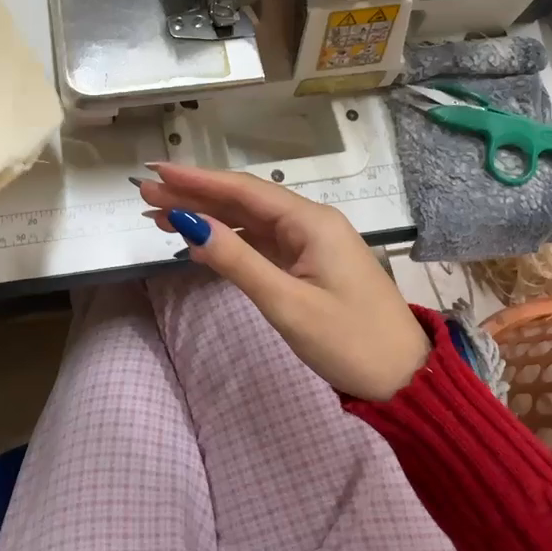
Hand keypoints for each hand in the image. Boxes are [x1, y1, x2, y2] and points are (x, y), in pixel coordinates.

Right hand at [137, 163, 429, 400]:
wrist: (406, 380)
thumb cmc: (350, 341)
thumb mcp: (288, 304)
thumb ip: (237, 261)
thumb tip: (189, 224)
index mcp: (310, 221)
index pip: (243, 190)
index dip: (197, 179)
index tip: (157, 170)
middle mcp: (310, 222)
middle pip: (242, 201)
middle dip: (194, 195)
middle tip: (145, 193)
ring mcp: (310, 243)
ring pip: (249, 221)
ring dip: (207, 216)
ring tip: (158, 215)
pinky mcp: (310, 265)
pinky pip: (261, 242)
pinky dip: (228, 239)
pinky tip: (200, 240)